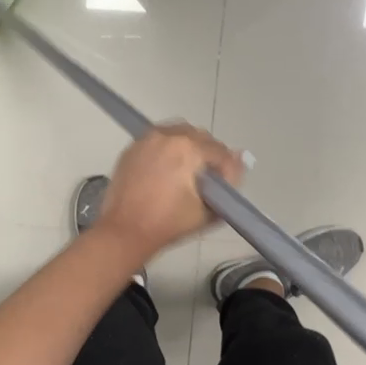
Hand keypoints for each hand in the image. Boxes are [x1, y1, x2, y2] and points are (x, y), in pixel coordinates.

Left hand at [92, 123, 244, 259]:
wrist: (124, 231)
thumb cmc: (168, 223)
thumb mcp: (207, 210)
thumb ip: (228, 183)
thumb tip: (241, 159)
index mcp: (187, 148)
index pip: (219, 151)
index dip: (228, 169)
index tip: (226, 187)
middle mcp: (166, 135)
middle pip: (199, 136)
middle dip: (208, 155)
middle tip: (209, 180)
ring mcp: (146, 139)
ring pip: (177, 133)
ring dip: (189, 147)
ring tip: (189, 173)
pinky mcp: (132, 148)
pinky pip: (158, 139)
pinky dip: (168, 149)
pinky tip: (169, 170)